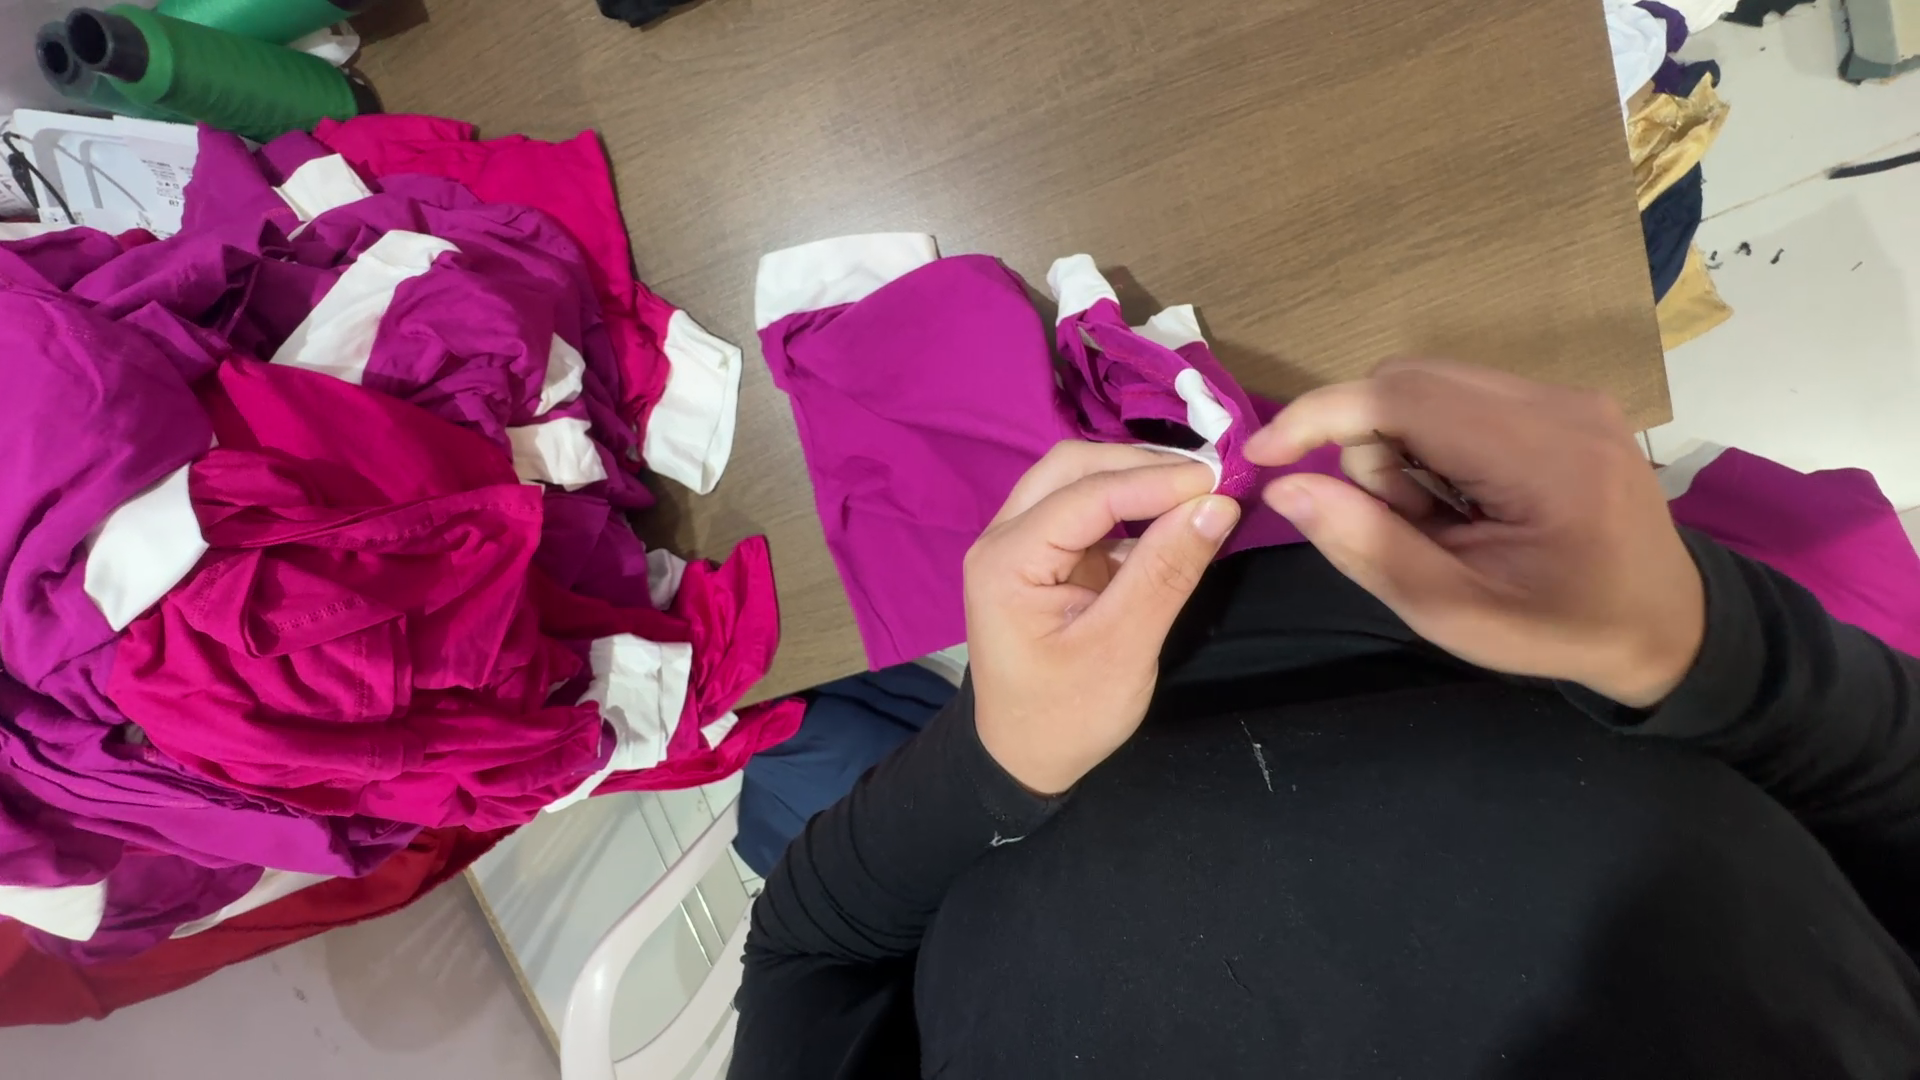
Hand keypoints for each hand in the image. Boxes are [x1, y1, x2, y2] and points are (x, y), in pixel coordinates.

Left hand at [965, 443, 1240, 794]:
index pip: (1086, 495)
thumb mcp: (1121, 651)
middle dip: (1141, 466)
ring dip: (1136, 480)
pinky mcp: (1044, 556)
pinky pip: (1087, 512)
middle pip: (1072, 469)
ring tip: (1197, 493)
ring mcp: (1021, 544)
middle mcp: (1004, 538)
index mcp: (1006, 560)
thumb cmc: (1066, 714)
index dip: (1156, 480)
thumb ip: (1164, 574)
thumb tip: (1216, 506)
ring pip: (1078, 482)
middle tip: (1208, 481)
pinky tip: (1171, 519)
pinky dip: (1131, 508)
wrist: (1025, 755)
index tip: (1221, 482)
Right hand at [1243, 359, 1703, 706]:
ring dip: (1391, 448)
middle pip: (1403, 382)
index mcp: (1542, 459)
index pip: (1399, 397)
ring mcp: (1561, 397)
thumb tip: (1283, 487)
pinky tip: (1452, 496)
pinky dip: (1420, 444)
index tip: (1262, 456)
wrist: (1666, 626)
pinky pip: (1449, 398)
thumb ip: (1363, 544)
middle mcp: (1556, 404)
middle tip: (1391, 519)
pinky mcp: (1554, 402)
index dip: (1316, 417)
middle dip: (1362, 445)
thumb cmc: (1555, 629)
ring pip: (1420, 386)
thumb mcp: (1447, 609)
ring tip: (1430, 517)